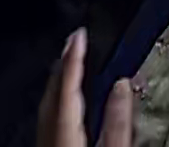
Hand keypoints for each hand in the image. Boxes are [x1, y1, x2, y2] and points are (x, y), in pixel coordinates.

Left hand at [38, 28, 132, 146]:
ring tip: (69, 62)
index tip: (80, 33)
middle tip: (74, 40)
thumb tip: (122, 84)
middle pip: (52, 96)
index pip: (67, 88)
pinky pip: (47, 120)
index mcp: (65, 135)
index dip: (74, 58)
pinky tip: (64, 101)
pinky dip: (55, 100)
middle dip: (63, 65)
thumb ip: (118, 122)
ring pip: (46, 108)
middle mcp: (50, 139)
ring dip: (58, 81)